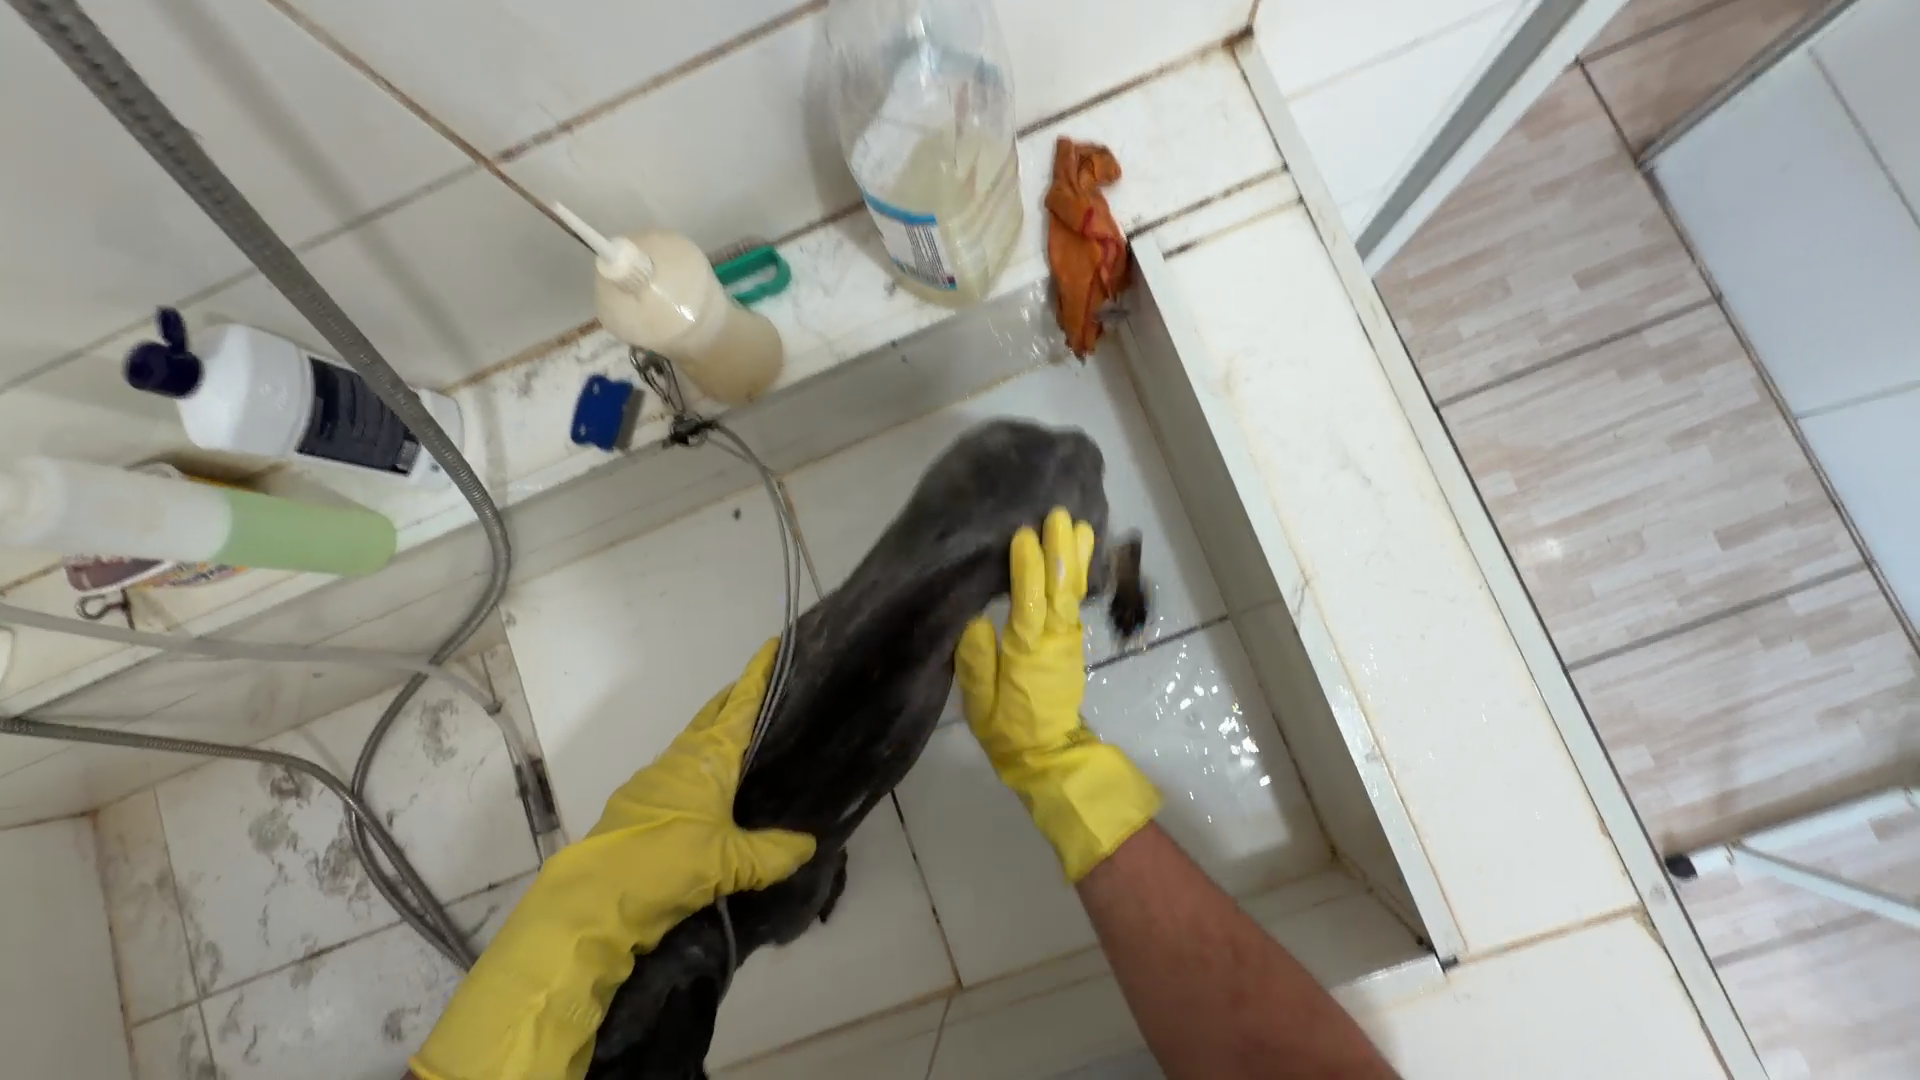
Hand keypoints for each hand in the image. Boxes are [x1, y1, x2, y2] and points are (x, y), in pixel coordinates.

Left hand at [411, 640, 814, 1079]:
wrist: (591, 900)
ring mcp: (655, 777)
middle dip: (738, 697)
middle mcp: (681, 757)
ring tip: (749, 739)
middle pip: (714, 714)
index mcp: (708, 757)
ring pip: (695, 741)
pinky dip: (701, 763)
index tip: (773, 645)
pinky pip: (680, 768)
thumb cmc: (667, 865)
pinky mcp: (639, 802)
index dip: (759, 674)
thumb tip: (809, 844)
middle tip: (771, 691)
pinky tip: (714, 786)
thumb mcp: (732, 863)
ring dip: (718, 731)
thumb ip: (774, 853)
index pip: (740, 704)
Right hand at [956, 508, 1159, 881]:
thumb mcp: (978, 702)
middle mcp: (1053, 640)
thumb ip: (975, 660)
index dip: (1028, 567)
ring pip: (1074, 591)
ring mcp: (1068, 640)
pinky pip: (1076, 601)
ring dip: (1077, 557)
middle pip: (1059, 588)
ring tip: (1081, 524)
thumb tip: (975, 619)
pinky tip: (1079, 555)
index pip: (1029, 601)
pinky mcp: (1072, 643)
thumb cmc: (1005, 728)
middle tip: (1060, 515)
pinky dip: (1079, 574)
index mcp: (1025, 651)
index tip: (1025, 534)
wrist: (1047, 755)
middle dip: (1060, 550)